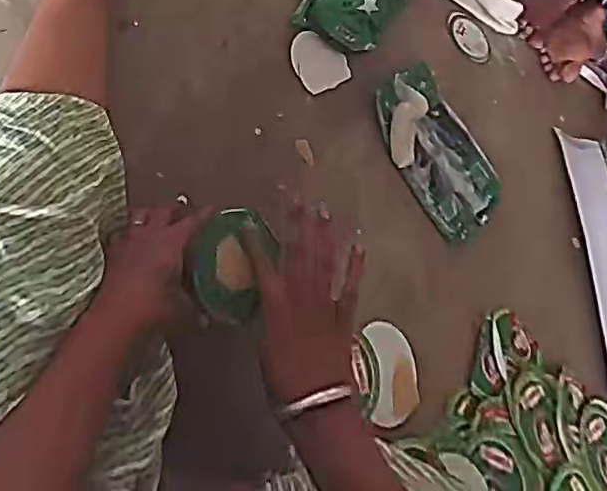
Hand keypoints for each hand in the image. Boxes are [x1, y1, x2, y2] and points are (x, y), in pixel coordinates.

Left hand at [90, 203, 212, 338]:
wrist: (115, 319)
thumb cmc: (154, 309)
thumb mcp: (183, 313)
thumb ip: (196, 312)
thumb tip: (205, 319)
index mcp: (172, 241)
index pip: (194, 221)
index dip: (205, 214)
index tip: (213, 208)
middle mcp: (151, 234)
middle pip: (164, 209)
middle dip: (175, 209)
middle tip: (184, 214)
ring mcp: (129, 241)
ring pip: (139, 214)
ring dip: (149, 214)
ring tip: (155, 219)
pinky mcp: (112, 253)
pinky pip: (119, 233)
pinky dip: (126, 233)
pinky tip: (129, 240)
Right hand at [246, 203, 363, 405]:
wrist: (320, 408)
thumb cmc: (284, 384)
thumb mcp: (263, 350)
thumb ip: (263, 320)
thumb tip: (262, 303)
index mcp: (277, 305)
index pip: (263, 266)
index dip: (255, 242)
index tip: (247, 221)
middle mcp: (302, 297)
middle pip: (298, 253)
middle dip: (296, 222)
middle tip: (296, 197)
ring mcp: (326, 304)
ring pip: (325, 262)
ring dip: (325, 235)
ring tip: (324, 209)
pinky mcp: (345, 316)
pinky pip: (350, 286)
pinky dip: (355, 265)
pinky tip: (358, 245)